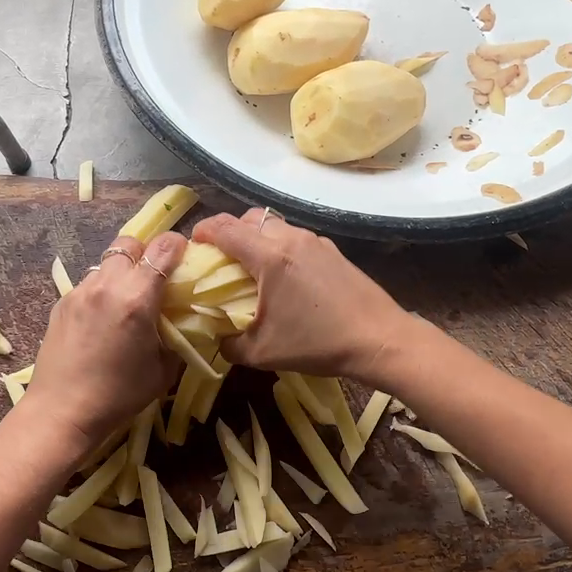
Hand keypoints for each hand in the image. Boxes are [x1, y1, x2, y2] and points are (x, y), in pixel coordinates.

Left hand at [23, 232, 186, 448]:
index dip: (176, 245)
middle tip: (152, 277)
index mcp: (137, 298)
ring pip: (106, 263)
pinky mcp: (62, 302)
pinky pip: (88, 283)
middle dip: (145, 253)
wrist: (62, 410)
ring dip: (121, 272)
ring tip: (124, 300)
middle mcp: (107, 285)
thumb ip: (175, 336)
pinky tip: (101, 319)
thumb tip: (181, 321)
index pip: (161, 248)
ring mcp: (80, 290)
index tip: (182, 255)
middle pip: (129, 244)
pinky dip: (101, 291)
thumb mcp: (162, 370)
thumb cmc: (118, 395)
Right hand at [192, 209, 411, 382]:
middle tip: (219, 256)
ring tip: (250, 265)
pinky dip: (279, 246)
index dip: (202, 231)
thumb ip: (229, 343)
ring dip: (256, 237)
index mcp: (269, 257)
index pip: (224, 228)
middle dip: (228, 231)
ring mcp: (315, 241)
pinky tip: (284, 275)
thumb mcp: (262, 352)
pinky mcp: (332, 250)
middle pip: (248, 218)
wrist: (380, 340)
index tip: (192, 245)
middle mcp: (290, 239)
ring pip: (274, 225)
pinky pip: (295, 237)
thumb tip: (216, 337)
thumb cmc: (318, 343)